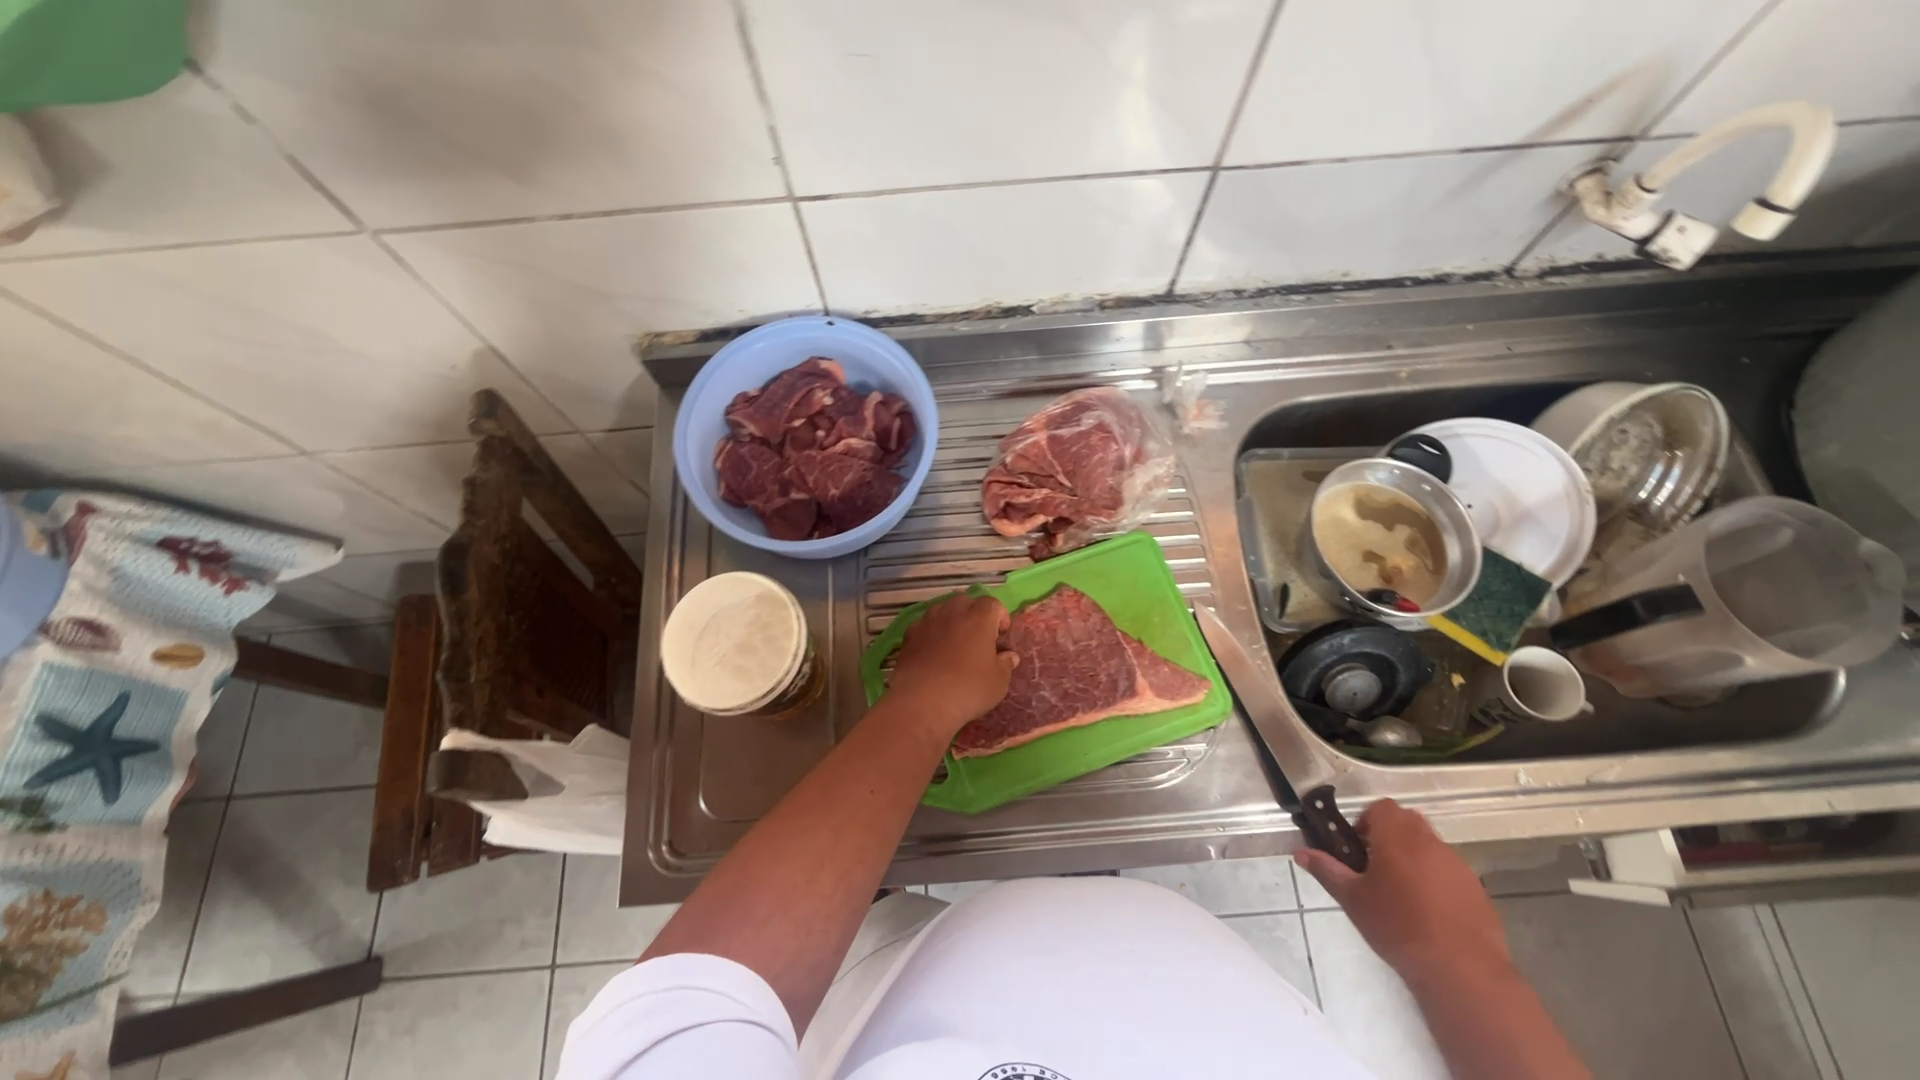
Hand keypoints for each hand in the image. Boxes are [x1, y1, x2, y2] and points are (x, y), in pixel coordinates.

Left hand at [885, 592, 1017, 733]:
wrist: (923, 700)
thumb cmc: (968, 689)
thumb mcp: (998, 683)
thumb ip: (1005, 665)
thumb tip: (1009, 656)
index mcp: (979, 618)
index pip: (993, 604)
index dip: (999, 617)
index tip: (1001, 635)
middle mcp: (953, 612)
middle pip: (965, 601)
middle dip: (973, 613)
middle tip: (978, 636)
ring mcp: (928, 621)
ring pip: (942, 610)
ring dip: (951, 620)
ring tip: (954, 642)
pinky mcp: (909, 635)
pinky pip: (924, 625)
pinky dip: (931, 632)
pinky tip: (932, 651)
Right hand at [1294, 799, 1509, 984]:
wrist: (1459, 968)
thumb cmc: (1397, 926)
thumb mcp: (1352, 899)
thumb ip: (1326, 870)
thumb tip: (1300, 852)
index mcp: (1397, 838)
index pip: (1381, 808)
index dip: (1366, 822)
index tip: (1358, 850)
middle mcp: (1430, 842)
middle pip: (1407, 822)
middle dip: (1389, 837)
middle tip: (1375, 869)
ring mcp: (1457, 864)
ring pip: (1429, 846)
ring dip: (1413, 858)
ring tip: (1401, 894)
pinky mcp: (1476, 888)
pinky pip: (1449, 871)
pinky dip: (1435, 880)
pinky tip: (1428, 912)